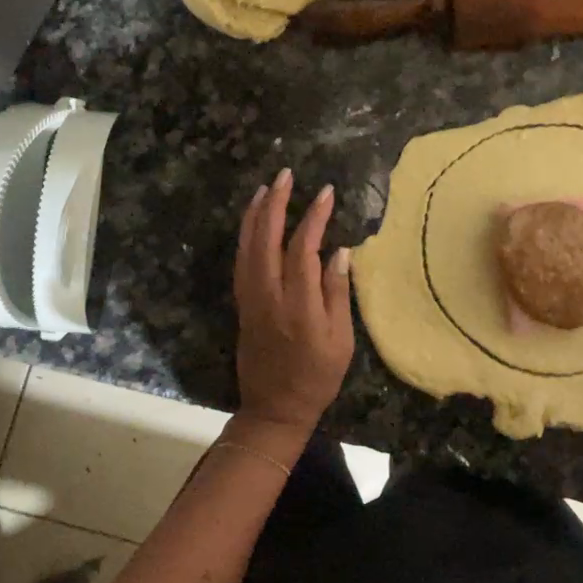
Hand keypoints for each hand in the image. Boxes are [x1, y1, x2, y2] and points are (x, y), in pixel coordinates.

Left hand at [233, 168, 354, 433]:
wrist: (275, 408)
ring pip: (248, 247)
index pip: (303, 248)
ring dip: (256, 214)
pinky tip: (253, 222)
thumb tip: (341, 252)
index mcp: (298, 305)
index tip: (326, 192)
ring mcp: (251, 299)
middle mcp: (269, 295)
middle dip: (276, 204)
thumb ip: (337, 294)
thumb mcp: (340, 341)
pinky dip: (246, 236)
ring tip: (266, 188)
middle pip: (267, 239)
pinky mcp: (243, 304)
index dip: (314, 217)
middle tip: (286, 174)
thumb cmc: (317, 377)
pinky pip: (241, 261)